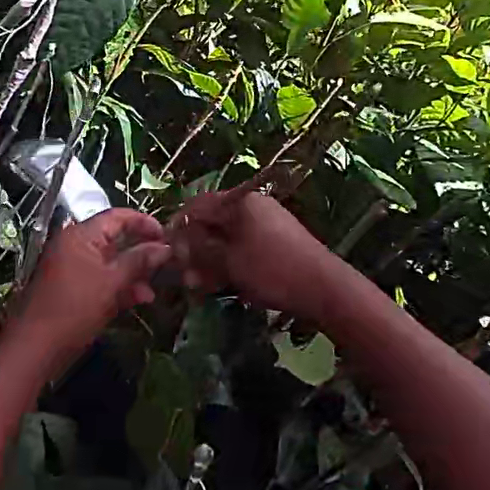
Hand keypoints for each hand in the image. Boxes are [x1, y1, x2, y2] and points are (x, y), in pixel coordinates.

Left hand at [6, 209, 170, 367]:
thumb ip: (139, 261)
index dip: (144, 222)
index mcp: (81, 235)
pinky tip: (140, 299)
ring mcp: (73, 268)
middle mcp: (76, 246)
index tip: (167, 235)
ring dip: (134, 273)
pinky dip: (120, 287)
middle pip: (115, 239)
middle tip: (167, 261)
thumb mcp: (111, 283)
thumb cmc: (74, 309)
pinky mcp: (73, 290)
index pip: (118, 217)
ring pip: (111, 262)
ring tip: (155, 287)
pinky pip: (102, 280)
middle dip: (141, 251)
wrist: (34, 350)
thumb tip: (165, 247)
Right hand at [169, 185, 346, 320]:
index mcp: (240, 201)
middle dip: (194, 248)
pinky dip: (229, 263)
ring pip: (226, 238)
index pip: (197, 205)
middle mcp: (251, 206)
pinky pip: (243, 246)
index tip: (165, 252)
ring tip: (200, 286)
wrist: (324, 288)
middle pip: (212, 222)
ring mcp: (265, 223)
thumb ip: (198, 249)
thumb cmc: (271, 270)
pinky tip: (222, 284)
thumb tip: (175, 242)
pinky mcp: (275, 241)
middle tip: (185, 276)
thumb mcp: (228, 261)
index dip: (178, 227)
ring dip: (210, 260)